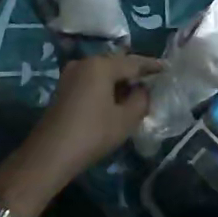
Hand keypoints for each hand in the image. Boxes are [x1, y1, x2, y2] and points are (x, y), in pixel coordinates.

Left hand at [0, 53, 161, 216]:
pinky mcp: (63, 88)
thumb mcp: (125, 119)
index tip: (167, 68)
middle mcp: (84, 62)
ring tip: (137, 93)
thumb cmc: (92, 133)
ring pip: (102, 72)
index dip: (152, 66)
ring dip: (119, 81)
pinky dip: (105, 87)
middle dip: (134, 73)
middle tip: (153, 82)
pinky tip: (115, 100)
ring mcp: (70, 74)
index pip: (134, 62)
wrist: (50, 153)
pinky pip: (91, 81)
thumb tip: (143, 89)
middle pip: (116, 64)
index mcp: (100, 65)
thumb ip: (141, 100)